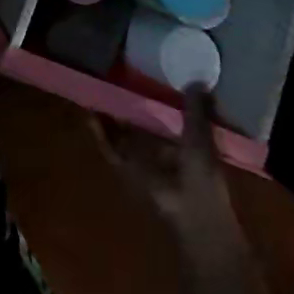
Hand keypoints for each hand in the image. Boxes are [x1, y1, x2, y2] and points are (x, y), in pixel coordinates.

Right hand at [94, 84, 237, 243]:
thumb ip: (197, 112)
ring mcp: (142, 163)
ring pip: (122, 137)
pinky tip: (90, 117)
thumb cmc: (202, 176)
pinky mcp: (127, 171)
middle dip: (128, 111)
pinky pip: (111, 150)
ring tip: (96, 97)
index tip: (143, 84)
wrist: (192, 214)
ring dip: (110, 121)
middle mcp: (161, 154)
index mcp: (184, 146)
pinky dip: (100, 135)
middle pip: (140, 128)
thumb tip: (197, 79)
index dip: (155, 104)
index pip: (167, 121)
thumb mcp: (200, 138)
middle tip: (114, 88)